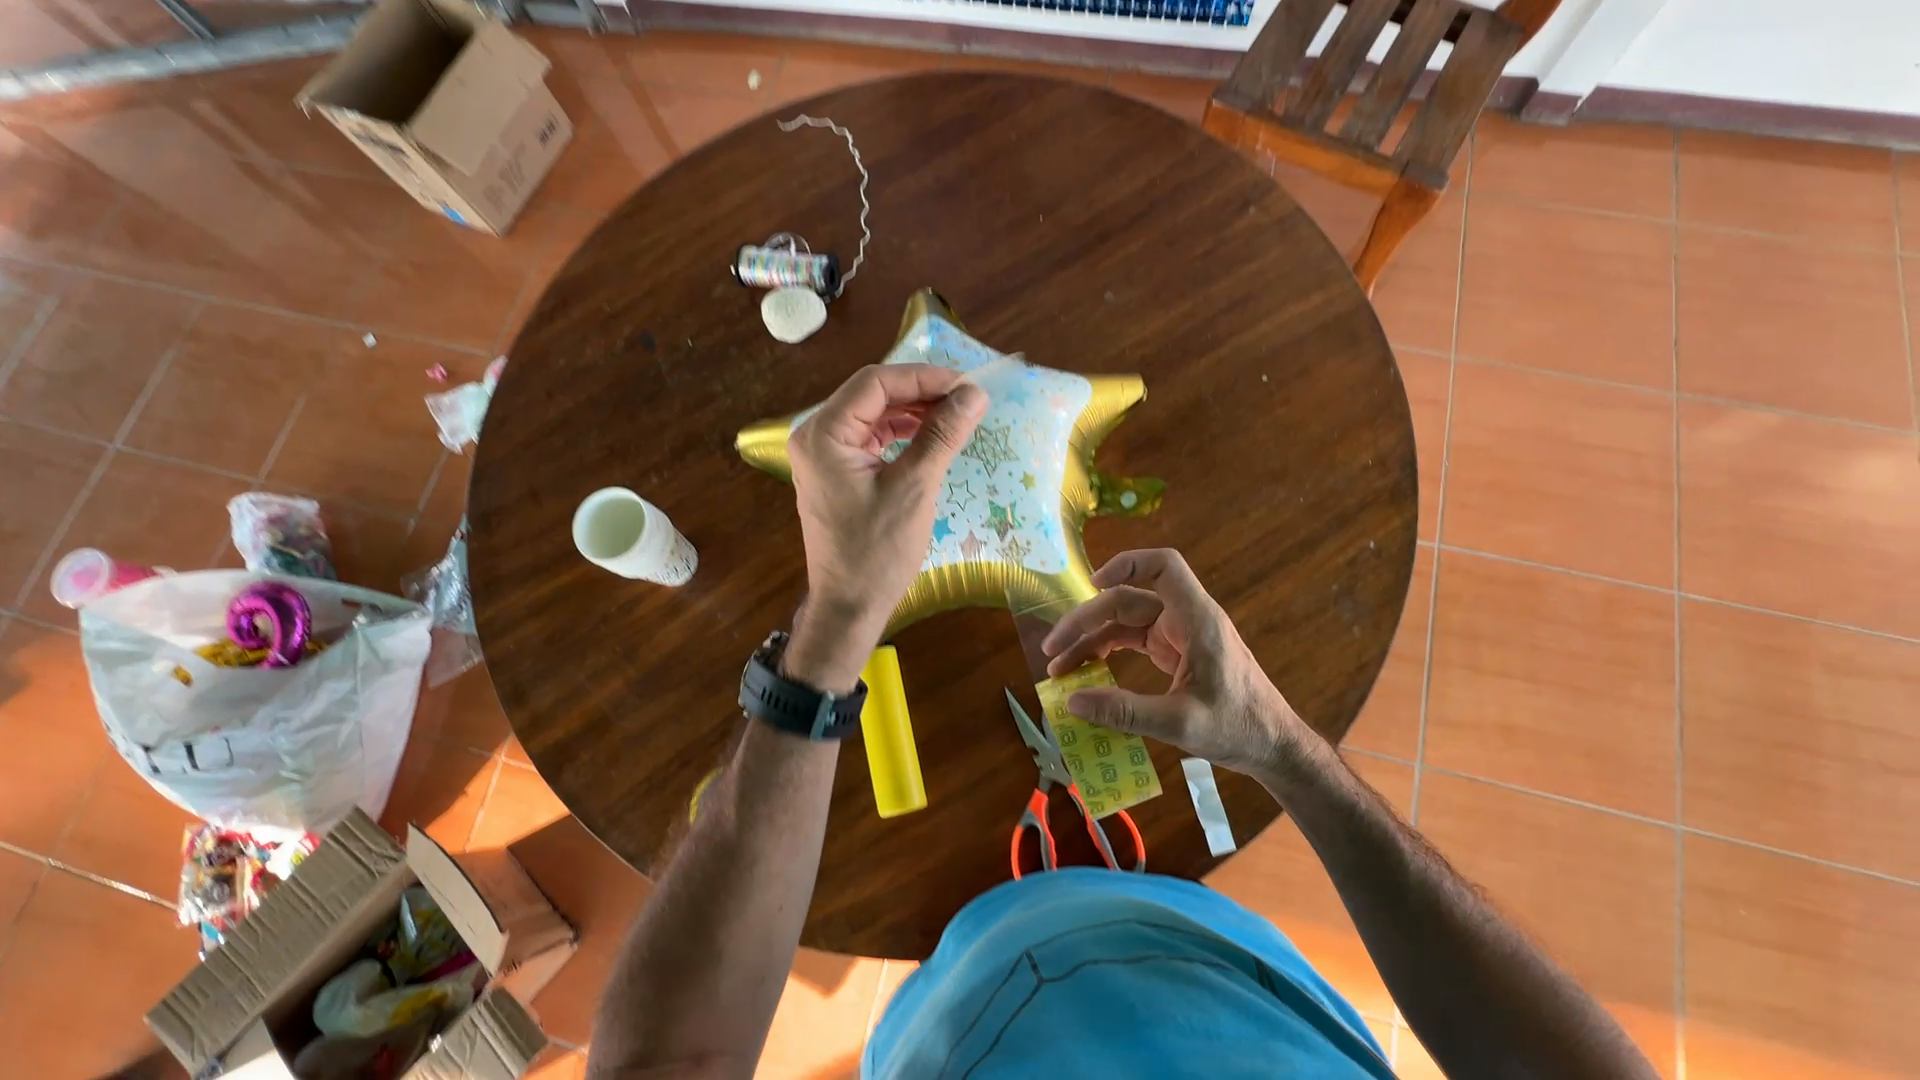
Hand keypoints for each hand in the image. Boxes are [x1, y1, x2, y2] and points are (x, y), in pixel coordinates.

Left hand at [784, 364, 988, 685]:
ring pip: (874, 414)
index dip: (924, 378)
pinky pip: (871, 438)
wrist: (849, 605)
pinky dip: (902, 433)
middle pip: (873, 394)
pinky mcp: (836, 472)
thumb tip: (974, 394)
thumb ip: (942, 434)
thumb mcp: (914, 487)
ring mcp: (823, 454)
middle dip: (921, 392)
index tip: (968, 386)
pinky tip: (931, 436)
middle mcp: (816, 436)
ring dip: (914, 411)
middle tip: (967, 399)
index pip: (876, 383)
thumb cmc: (877, 551)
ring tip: (956, 415)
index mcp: (824, 434)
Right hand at [1040, 549, 1320, 774]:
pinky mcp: (1175, 652)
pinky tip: (1085, 671)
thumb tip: (1072, 702)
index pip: (1164, 567)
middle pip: (1127, 599)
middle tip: (1052, 652)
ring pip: (1124, 621)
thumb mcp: (1180, 724)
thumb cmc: (1240, 728)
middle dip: (1086, 621)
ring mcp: (1180, 635)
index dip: (1127, 564)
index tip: (1092, 583)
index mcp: (1197, 621)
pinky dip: (1106, 651)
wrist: (1273, 746)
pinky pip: (1132, 640)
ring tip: (1059, 668)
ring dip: (1090, 639)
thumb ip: (1126, 712)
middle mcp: (1186, 619)